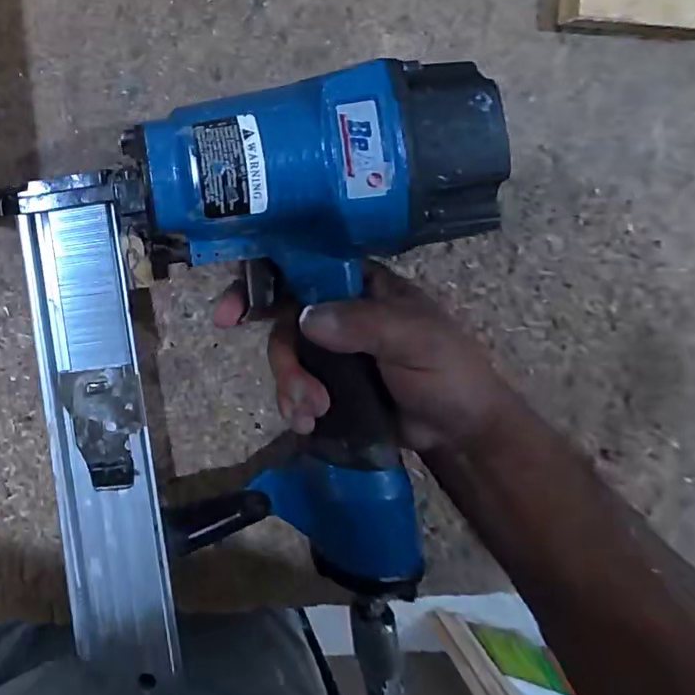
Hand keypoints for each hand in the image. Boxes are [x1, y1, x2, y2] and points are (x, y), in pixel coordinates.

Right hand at [213, 262, 519, 452]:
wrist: (462, 431)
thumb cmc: (448, 369)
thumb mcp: (414, 338)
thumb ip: (363, 323)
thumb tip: (305, 319)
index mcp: (357, 282)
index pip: (300, 264)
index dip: (261, 278)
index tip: (233, 311)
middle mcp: (336, 306)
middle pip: (283, 315)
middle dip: (281, 355)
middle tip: (291, 390)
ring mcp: (329, 345)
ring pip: (286, 353)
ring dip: (291, 385)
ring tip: (312, 414)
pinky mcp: (327, 380)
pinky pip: (294, 384)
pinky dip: (293, 403)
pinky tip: (307, 424)